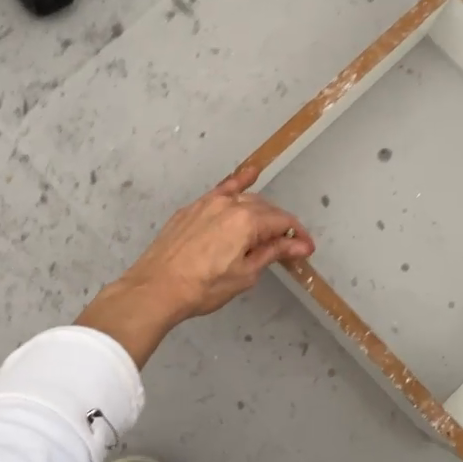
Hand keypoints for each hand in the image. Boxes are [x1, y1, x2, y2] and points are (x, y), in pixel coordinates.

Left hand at [76, 166, 313, 366]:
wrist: (157, 288)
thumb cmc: (204, 287)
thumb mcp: (245, 274)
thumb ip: (273, 252)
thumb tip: (301, 245)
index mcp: (247, 221)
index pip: (283, 222)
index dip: (298, 236)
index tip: (305, 250)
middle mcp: (230, 204)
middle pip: (265, 209)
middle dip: (280, 226)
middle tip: (287, 246)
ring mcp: (208, 203)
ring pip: (243, 199)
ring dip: (260, 211)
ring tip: (269, 227)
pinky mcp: (192, 209)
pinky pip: (221, 191)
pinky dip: (237, 183)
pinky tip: (251, 173)